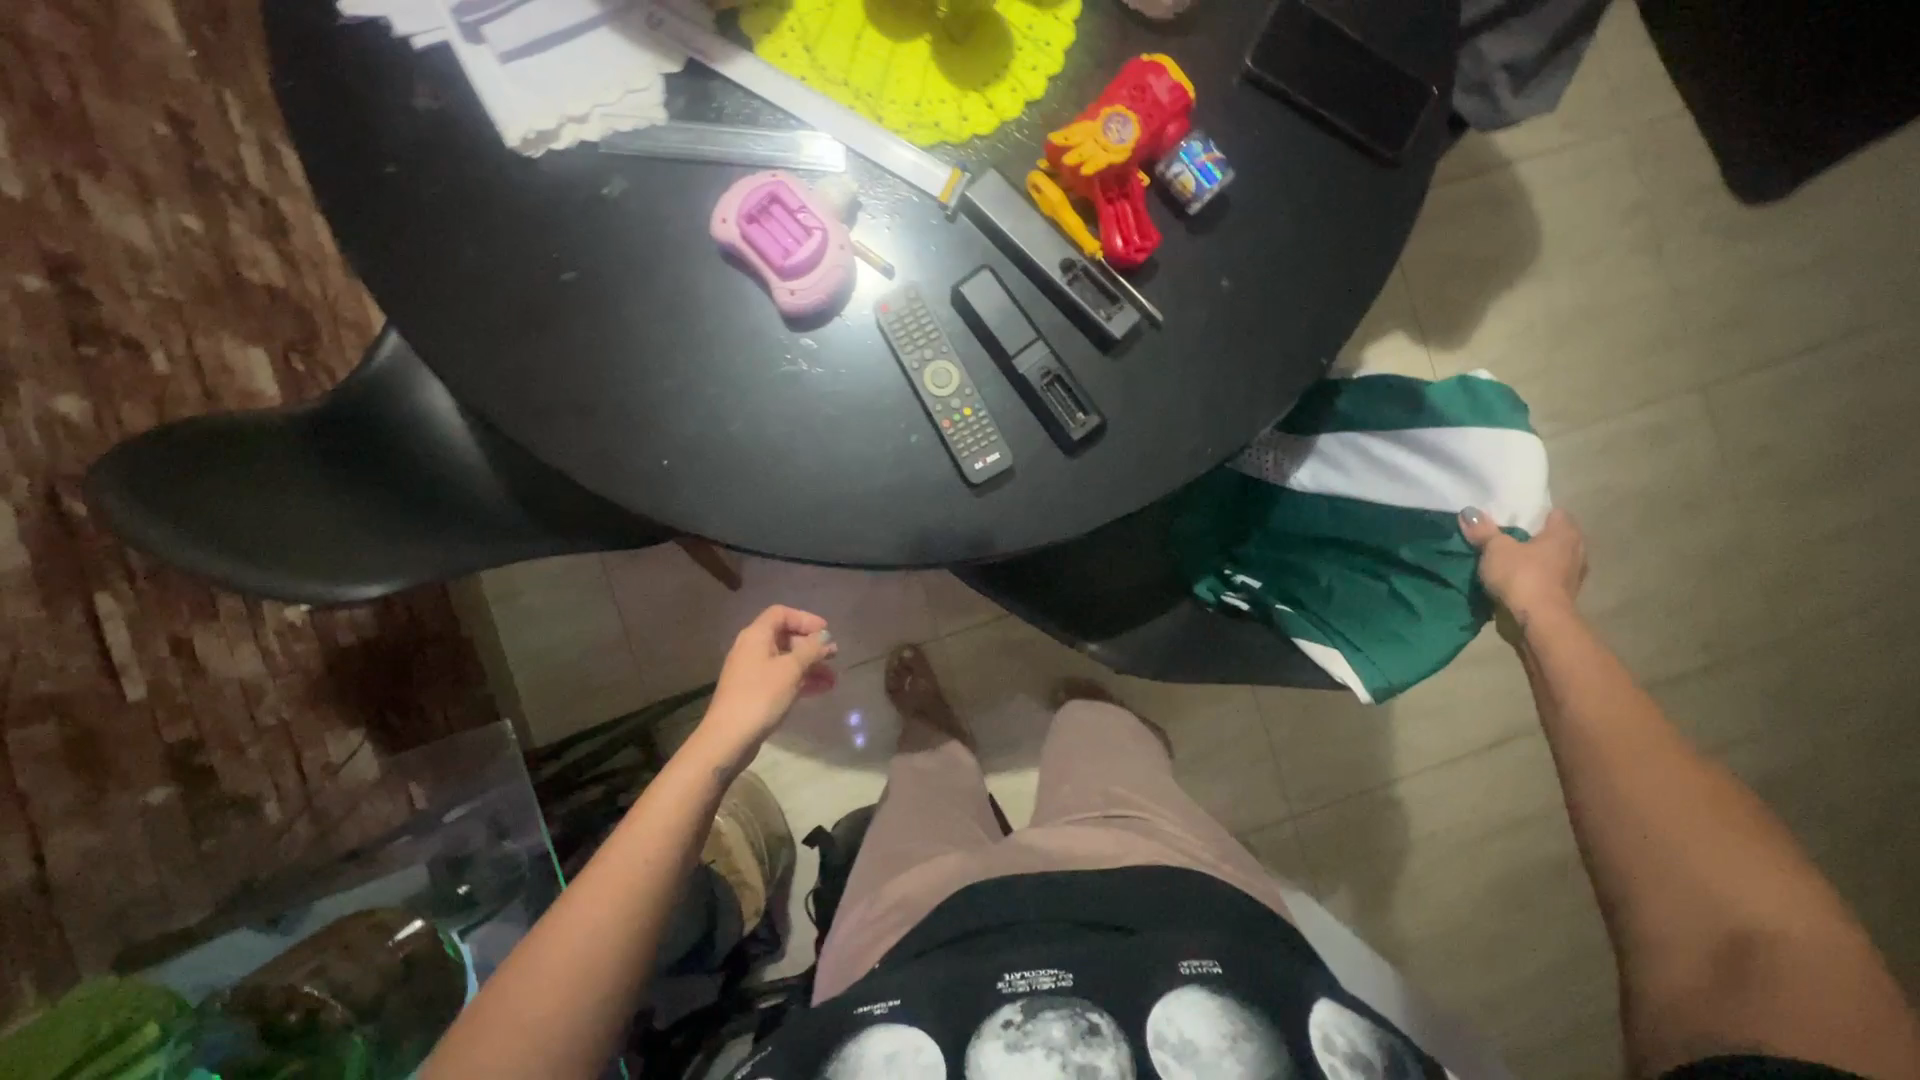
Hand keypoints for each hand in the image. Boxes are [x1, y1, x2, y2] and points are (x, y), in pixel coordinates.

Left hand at [699, 606, 837, 755]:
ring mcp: (752, 672)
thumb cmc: (761, 696)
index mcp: (756, 636)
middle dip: (811, 646)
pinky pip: (781, 678)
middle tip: (834, 656)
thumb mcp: (791, 669)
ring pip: (785, 661)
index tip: (826, 632)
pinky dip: (800, 680)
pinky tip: (820, 690)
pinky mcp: (754, 692)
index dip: (805, 619)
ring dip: (810, 666)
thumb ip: (811, 649)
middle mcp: (752, 649)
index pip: (781, 614)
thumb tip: (825, 637)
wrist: (730, 737)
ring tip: (833, 679)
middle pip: (785, 637)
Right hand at [1460, 507, 1586, 625]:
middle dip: (1531, 538)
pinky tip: (1513, 582)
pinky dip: (1532, 580)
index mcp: (1565, 534)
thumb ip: (1483, 531)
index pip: (1554, 513)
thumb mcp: (1495, 549)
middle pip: (1552, 538)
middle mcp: (1575, 552)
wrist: (1537, 622)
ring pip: (1549, 561)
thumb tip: (1469, 512)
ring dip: (1533, 561)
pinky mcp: (1562, 598)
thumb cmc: (1522, 576)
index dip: (1533, 513)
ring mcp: (1571, 577)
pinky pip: (1544, 581)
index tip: (1512, 516)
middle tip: (1504, 537)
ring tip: (1507, 560)